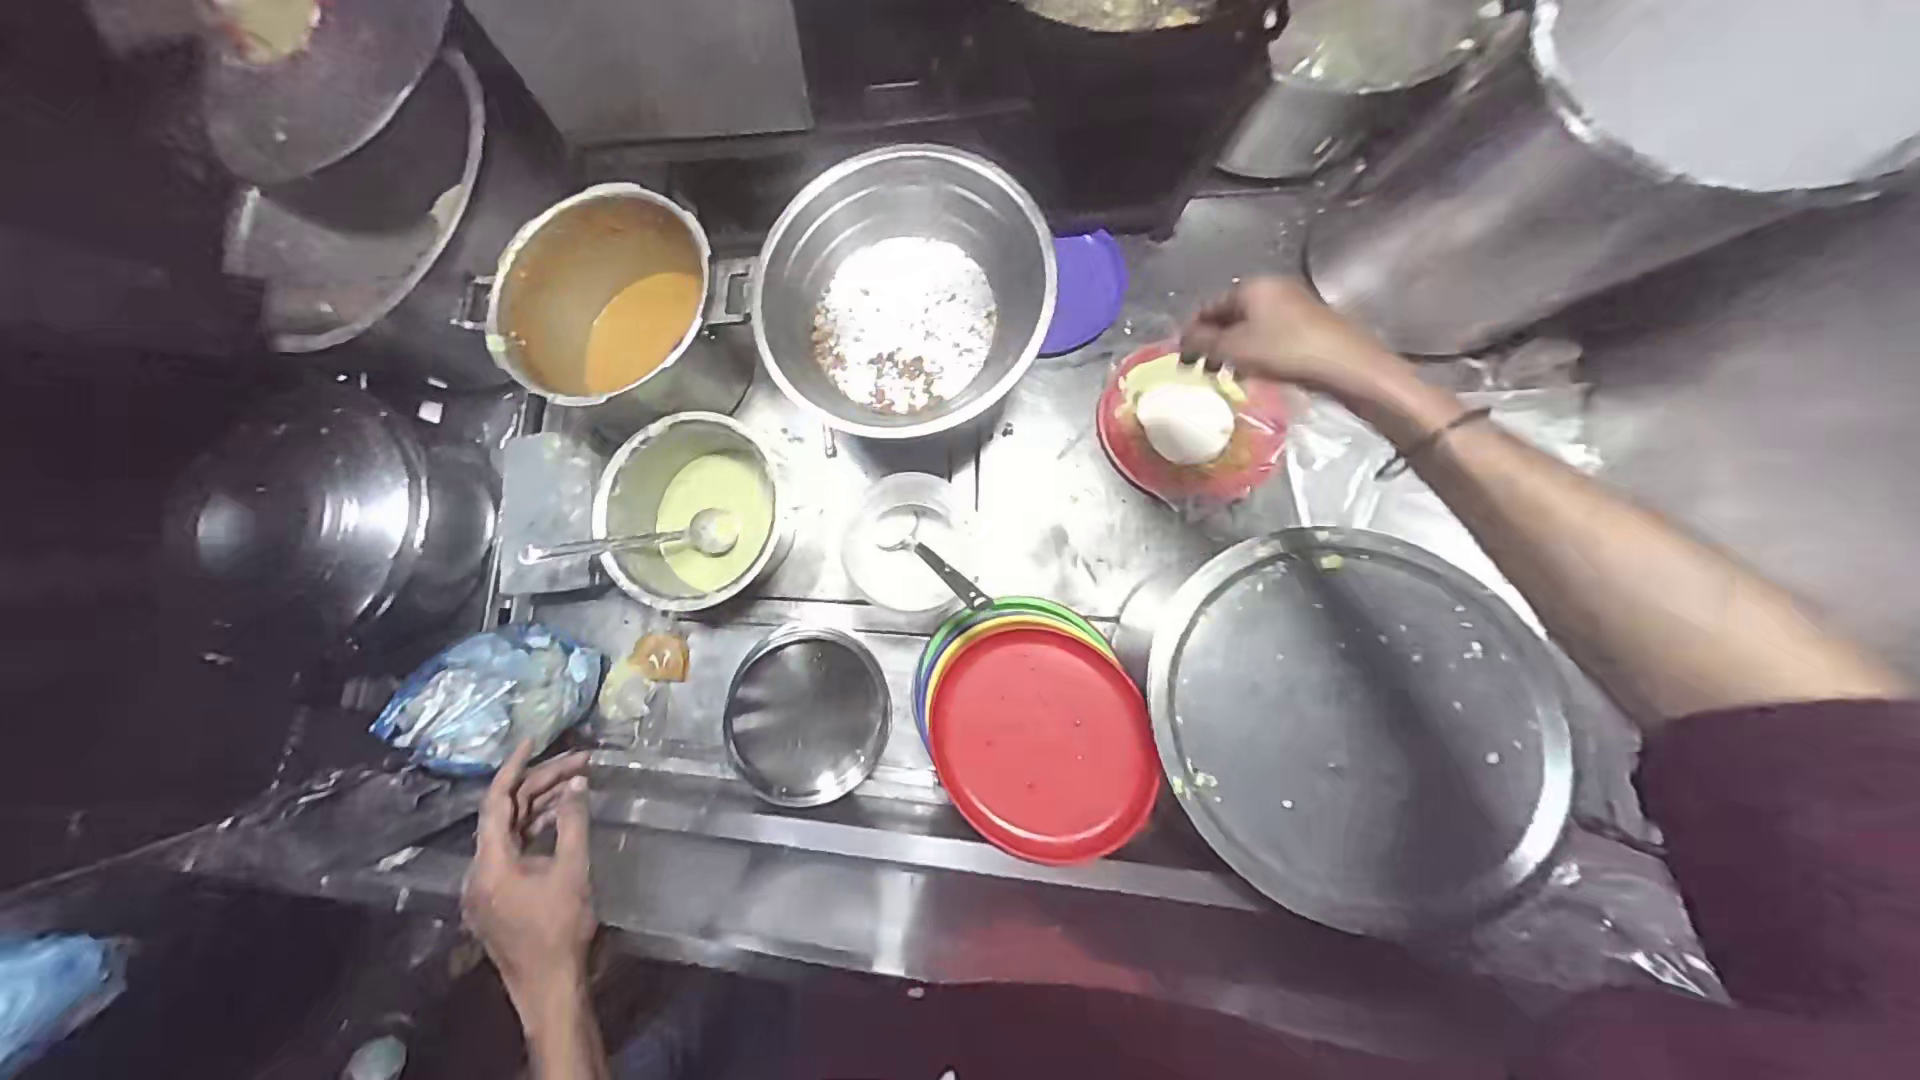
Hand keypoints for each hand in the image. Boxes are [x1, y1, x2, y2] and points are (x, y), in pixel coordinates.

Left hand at [462, 741, 595, 1013]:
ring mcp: (488, 884)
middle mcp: (480, 870)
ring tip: (579, 782)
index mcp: (490, 864)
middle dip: (542, 783)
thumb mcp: (572, 869)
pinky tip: (564, 814)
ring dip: (542, 803)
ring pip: (512, 829)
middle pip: (507, 813)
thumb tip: (576, 783)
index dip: (515, 767)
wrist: (549, 982)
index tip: (534, 740)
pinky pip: (515, 847)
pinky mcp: (500, 893)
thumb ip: (572, 822)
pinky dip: (538, 826)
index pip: (497, 802)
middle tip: (582, 761)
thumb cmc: (560, 926)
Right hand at [1179, 278, 1403, 398]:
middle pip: (1229, 316)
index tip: (1182, 358)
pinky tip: (1251, 371)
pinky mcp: (1306, 322)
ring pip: (1248, 327)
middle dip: (1212, 343)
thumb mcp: (1233, 348)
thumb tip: (1183, 339)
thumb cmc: (1282, 350)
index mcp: (1251, 287)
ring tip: (1224, 374)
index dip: (1192, 333)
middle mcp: (1271, 288)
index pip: (1208, 308)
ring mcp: (1291, 304)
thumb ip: (1202, 342)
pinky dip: (1252, 351)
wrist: (1343, 363)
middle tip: (1201, 370)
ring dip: (1231, 350)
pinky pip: (1267, 334)